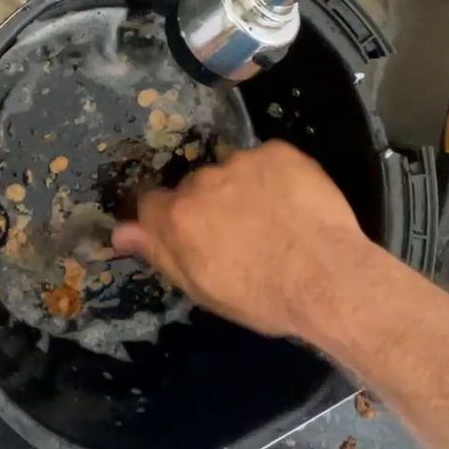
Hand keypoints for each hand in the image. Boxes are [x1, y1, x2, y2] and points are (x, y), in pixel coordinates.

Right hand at [111, 139, 372, 339]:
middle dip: (209, 204)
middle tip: (239, 233)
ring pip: (231, 169)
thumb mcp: (203, 288)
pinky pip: (266, 158)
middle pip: (194, 186)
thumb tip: (120, 232)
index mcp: (179, 216)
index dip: (167, 218)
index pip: (151, 202)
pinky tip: (293, 202)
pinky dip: (274, 176)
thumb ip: (159, 253)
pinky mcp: (278, 151)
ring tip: (271, 218)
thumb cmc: (263, 297)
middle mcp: (203, 180)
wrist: (329, 278)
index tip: (188, 233)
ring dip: (241, 187)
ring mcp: (242, 160)